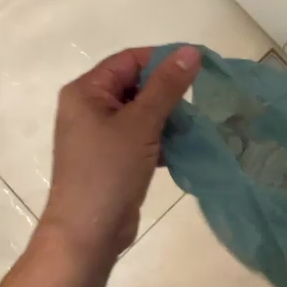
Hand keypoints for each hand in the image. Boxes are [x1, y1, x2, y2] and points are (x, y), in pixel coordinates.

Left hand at [40, 46, 199, 257]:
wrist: (87, 235)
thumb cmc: (108, 172)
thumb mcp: (140, 124)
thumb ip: (167, 86)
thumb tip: (190, 51)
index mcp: (85, 91)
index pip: (129, 60)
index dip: (162, 59)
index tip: (198, 66)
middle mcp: (88, 108)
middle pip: (134, 85)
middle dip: (167, 92)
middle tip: (201, 99)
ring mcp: (98, 135)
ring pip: (140, 113)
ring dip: (167, 118)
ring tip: (195, 125)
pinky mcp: (111, 159)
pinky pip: (139, 137)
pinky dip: (160, 139)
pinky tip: (183, 148)